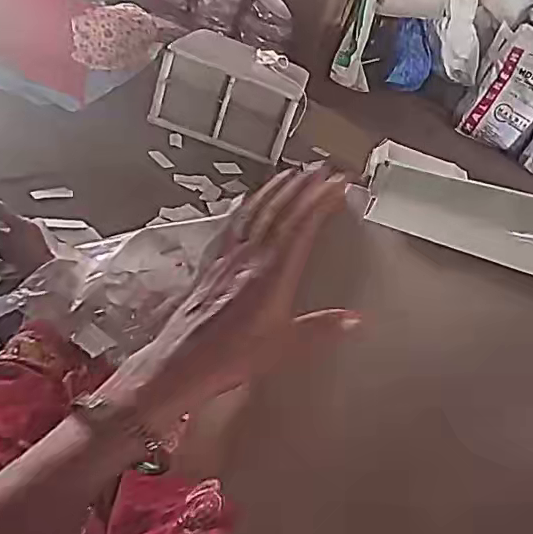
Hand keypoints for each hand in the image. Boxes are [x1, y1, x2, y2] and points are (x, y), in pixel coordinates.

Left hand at [96, 165, 359, 428]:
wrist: (177, 364)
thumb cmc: (227, 357)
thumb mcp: (284, 347)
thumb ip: (321, 329)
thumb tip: (354, 319)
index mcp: (271, 274)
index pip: (301, 225)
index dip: (320, 200)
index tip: (337, 183)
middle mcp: (249, 257)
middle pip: (279, 210)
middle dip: (302, 185)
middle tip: (320, 169)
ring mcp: (228, 256)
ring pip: (255, 211)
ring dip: (275, 188)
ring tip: (291, 173)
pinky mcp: (211, 262)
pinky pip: (233, 223)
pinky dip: (247, 205)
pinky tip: (249, 200)